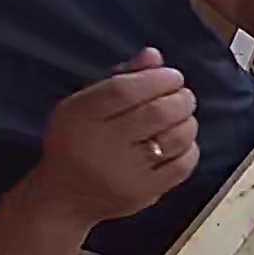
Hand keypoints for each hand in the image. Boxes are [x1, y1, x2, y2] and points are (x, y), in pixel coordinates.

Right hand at [26, 47, 198, 223]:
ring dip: (188, 122)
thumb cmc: (80, 141)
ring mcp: (123, 173)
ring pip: (175, 138)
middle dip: (182, 99)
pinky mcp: (142, 193)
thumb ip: (122, 77)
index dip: (158, 78)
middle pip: (158, 113)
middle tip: (184, 96)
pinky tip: (182, 142)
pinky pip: (182, 165)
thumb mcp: (87, 105)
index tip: (173, 77)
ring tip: (183, 117)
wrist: (63, 199)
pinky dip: (190, 148)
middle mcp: (100, 144)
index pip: (126, 90)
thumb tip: (154, 55)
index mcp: (80, 117)